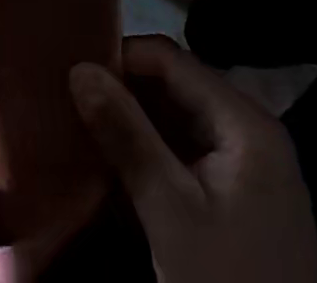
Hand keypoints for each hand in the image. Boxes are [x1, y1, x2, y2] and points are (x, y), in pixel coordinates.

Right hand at [70, 36, 316, 282]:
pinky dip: (150, 148)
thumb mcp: (172, 213)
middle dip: (124, 87)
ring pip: (178, 117)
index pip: (174, 60)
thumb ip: (128, 138)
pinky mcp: (233, 190)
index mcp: (244, 119)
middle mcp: (247, 126)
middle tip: (68, 94)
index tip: (71, 67)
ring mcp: (243, 159)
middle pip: (177, 85)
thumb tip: (80, 71)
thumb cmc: (229, 280)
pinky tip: (112, 155)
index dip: (123, 56)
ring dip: (133, 118)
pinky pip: (185, 149)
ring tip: (79, 117)